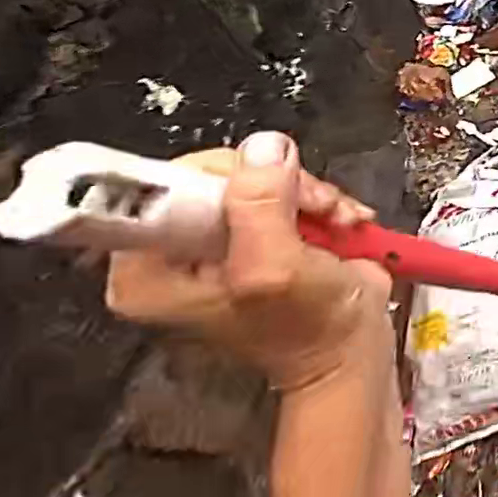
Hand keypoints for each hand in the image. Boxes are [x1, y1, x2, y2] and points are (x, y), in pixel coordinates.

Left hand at [105, 132, 393, 391]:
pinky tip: (339, 222)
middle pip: (221, 173)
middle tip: (314, 211)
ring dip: (309, 193)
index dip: (221, 178)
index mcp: (147, 268)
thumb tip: (265, 146)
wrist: (349, 350)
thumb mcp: (274, 272)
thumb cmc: (305, 328)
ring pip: (261, 174)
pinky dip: (319, 199)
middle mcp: (176, 246)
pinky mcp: (259, 225)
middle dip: (280, 185)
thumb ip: (260, 208)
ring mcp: (221, 234)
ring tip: (335, 223)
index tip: (269, 190)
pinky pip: (284, 184)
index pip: (165, 184)